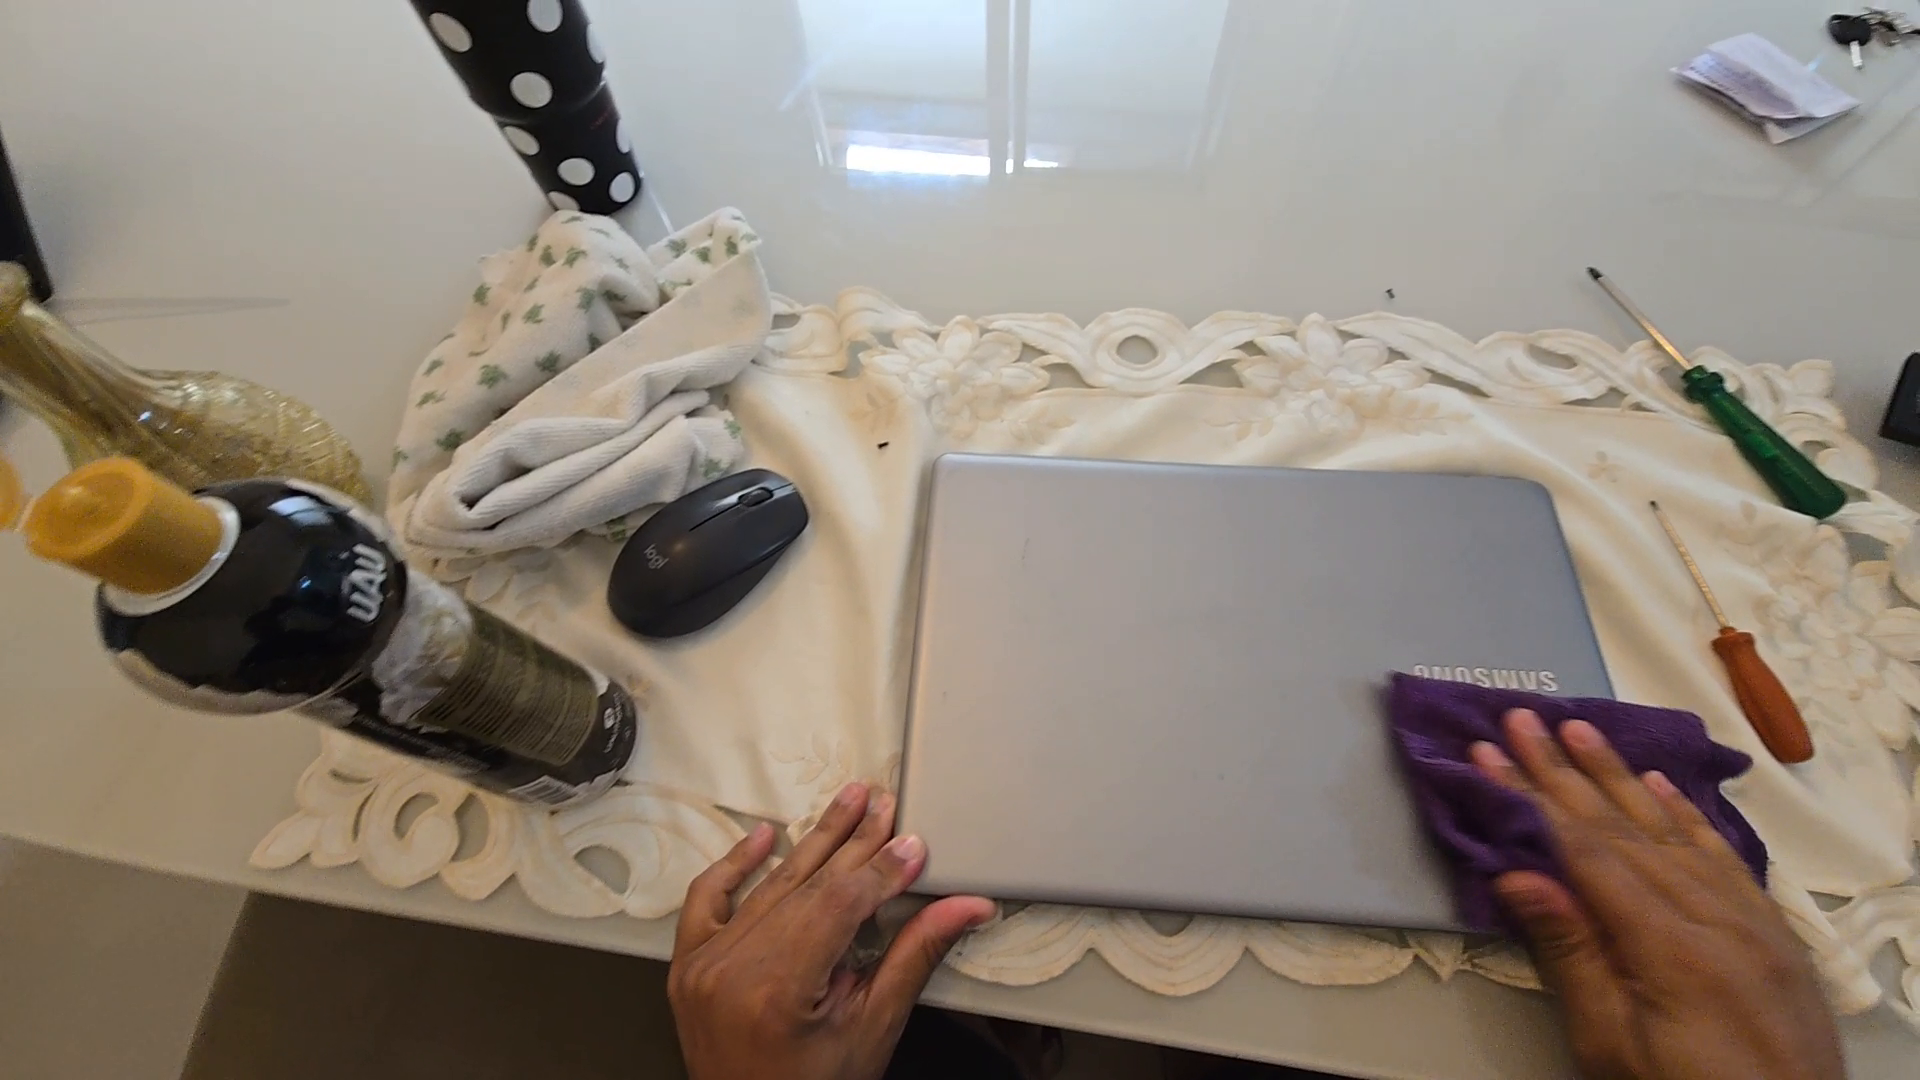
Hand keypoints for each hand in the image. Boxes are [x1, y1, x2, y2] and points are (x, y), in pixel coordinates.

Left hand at [669, 782, 995, 1079]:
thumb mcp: (876, 1026)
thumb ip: (917, 954)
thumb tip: (969, 906)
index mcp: (778, 991)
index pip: (839, 905)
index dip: (881, 870)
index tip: (914, 843)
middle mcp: (733, 970)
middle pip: (810, 885)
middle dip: (856, 842)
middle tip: (885, 803)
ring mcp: (705, 964)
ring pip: (772, 884)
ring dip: (815, 838)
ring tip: (849, 799)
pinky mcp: (689, 964)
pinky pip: (708, 898)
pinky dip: (735, 863)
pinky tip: (766, 833)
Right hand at [1472, 709, 1842, 1079]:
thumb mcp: (1609, 1045)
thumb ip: (1569, 956)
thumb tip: (1517, 874)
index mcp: (1671, 951)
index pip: (1584, 851)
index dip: (1529, 796)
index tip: (1487, 751)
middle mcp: (1717, 924)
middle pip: (1623, 829)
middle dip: (1563, 769)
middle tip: (1523, 717)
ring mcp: (1754, 928)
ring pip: (1671, 833)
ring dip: (1618, 776)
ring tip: (1580, 728)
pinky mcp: (1775, 939)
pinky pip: (1725, 860)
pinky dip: (1688, 816)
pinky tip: (1661, 784)